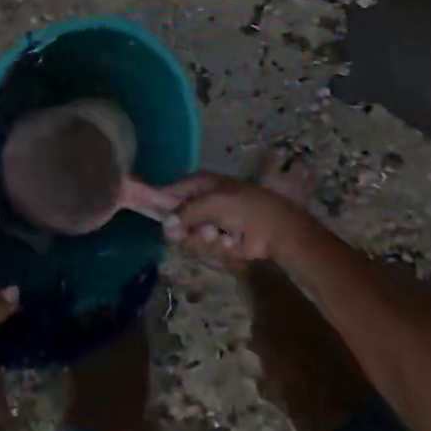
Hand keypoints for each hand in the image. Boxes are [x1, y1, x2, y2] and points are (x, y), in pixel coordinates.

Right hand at [162, 173, 321, 264]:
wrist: (279, 231)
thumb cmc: (247, 208)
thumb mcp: (214, 204)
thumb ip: (187, 213)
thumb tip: (164, 226)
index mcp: (204, 184)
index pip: (173, 189)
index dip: (161, 200)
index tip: (151, 213)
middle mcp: (205, 201)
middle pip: (179, 217)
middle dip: (187, 227)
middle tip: (193, 232)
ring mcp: (213, 222)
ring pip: (192, 235)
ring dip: (206, 238)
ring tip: (223, 235)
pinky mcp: (222, 240)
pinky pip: (207, 246)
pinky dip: (221, 246)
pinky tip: (234, 243)